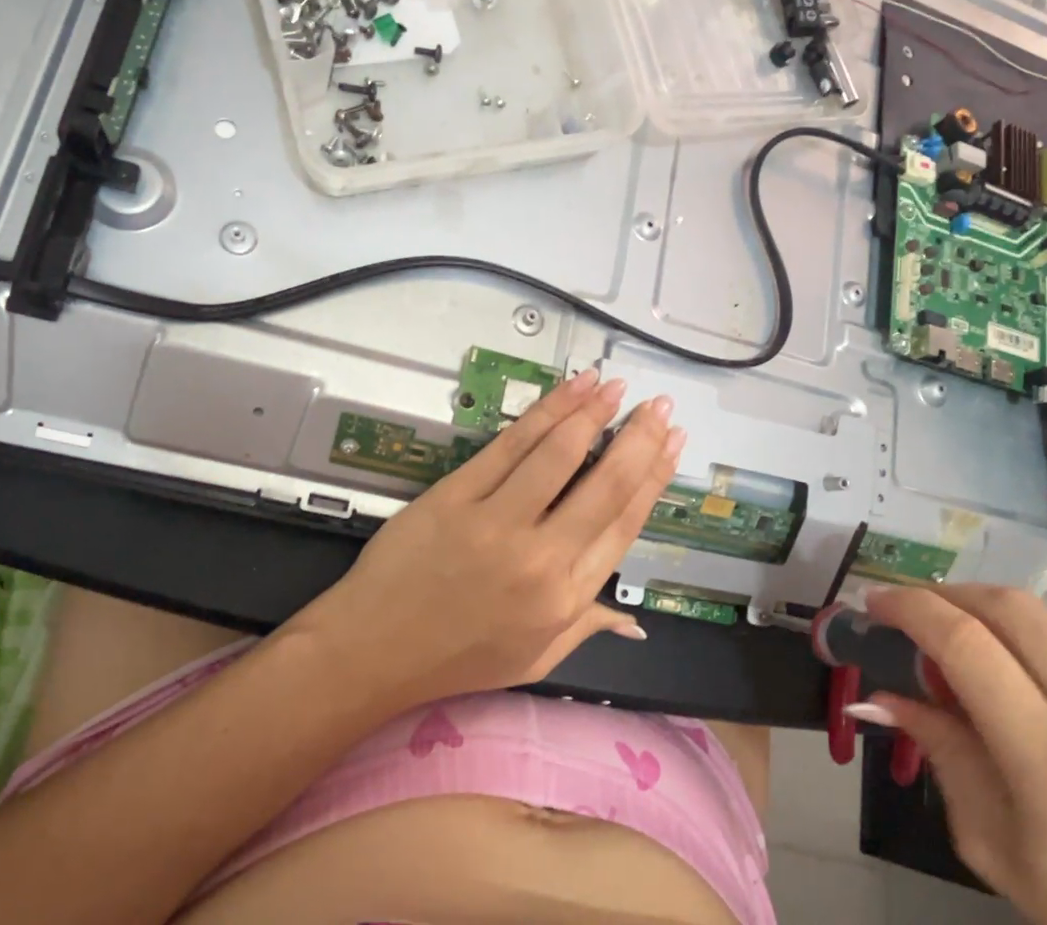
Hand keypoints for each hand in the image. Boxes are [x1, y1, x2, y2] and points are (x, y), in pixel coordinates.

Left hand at [295, 370, 682, 704]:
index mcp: (564, 599)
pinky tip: (571, 391)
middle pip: (604, 485)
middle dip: (639, 439)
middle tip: (661, 405)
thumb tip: (636, 620)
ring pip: (558, 455)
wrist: (374, 650)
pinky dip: (546, 412)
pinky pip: (509, 446)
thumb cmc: (456, 660)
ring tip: (617, 386)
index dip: (654, 480)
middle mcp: (540, 558)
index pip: (622, 526)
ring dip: (594, 414)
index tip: (672, 446)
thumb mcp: (534, 660)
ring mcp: (495, 522)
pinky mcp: (455, 495)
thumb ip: (586, 628)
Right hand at [859, 585, 1046, 924]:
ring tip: (974, 652)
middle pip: (1012, 607)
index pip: (966, 646)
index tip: (876, 602)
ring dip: (999, 621)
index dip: (911, 609)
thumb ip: (942, 755)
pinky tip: (1044, 688)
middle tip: (915, 608)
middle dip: (949, 592)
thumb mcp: (997, 847)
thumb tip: (883, 696)